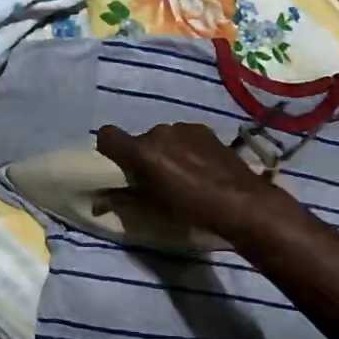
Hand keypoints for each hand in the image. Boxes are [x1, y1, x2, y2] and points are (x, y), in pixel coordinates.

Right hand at [96, 122, 285, 240]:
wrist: (239, 202)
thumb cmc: (191, 210)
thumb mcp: (152, 209)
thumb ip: (122, 199)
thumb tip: (98, 200)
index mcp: (142, 152)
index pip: (107, 135)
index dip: (109, 149)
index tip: (118, 166)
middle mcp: (159, 132)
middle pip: (140, 140)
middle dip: (143, 156)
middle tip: (155, 179)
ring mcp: (184, 128)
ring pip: (163, 137)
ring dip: (166, 151)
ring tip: (183, 174)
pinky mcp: (204, 129)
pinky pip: (184, 136)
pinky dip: (186, 147)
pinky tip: (201, 166)